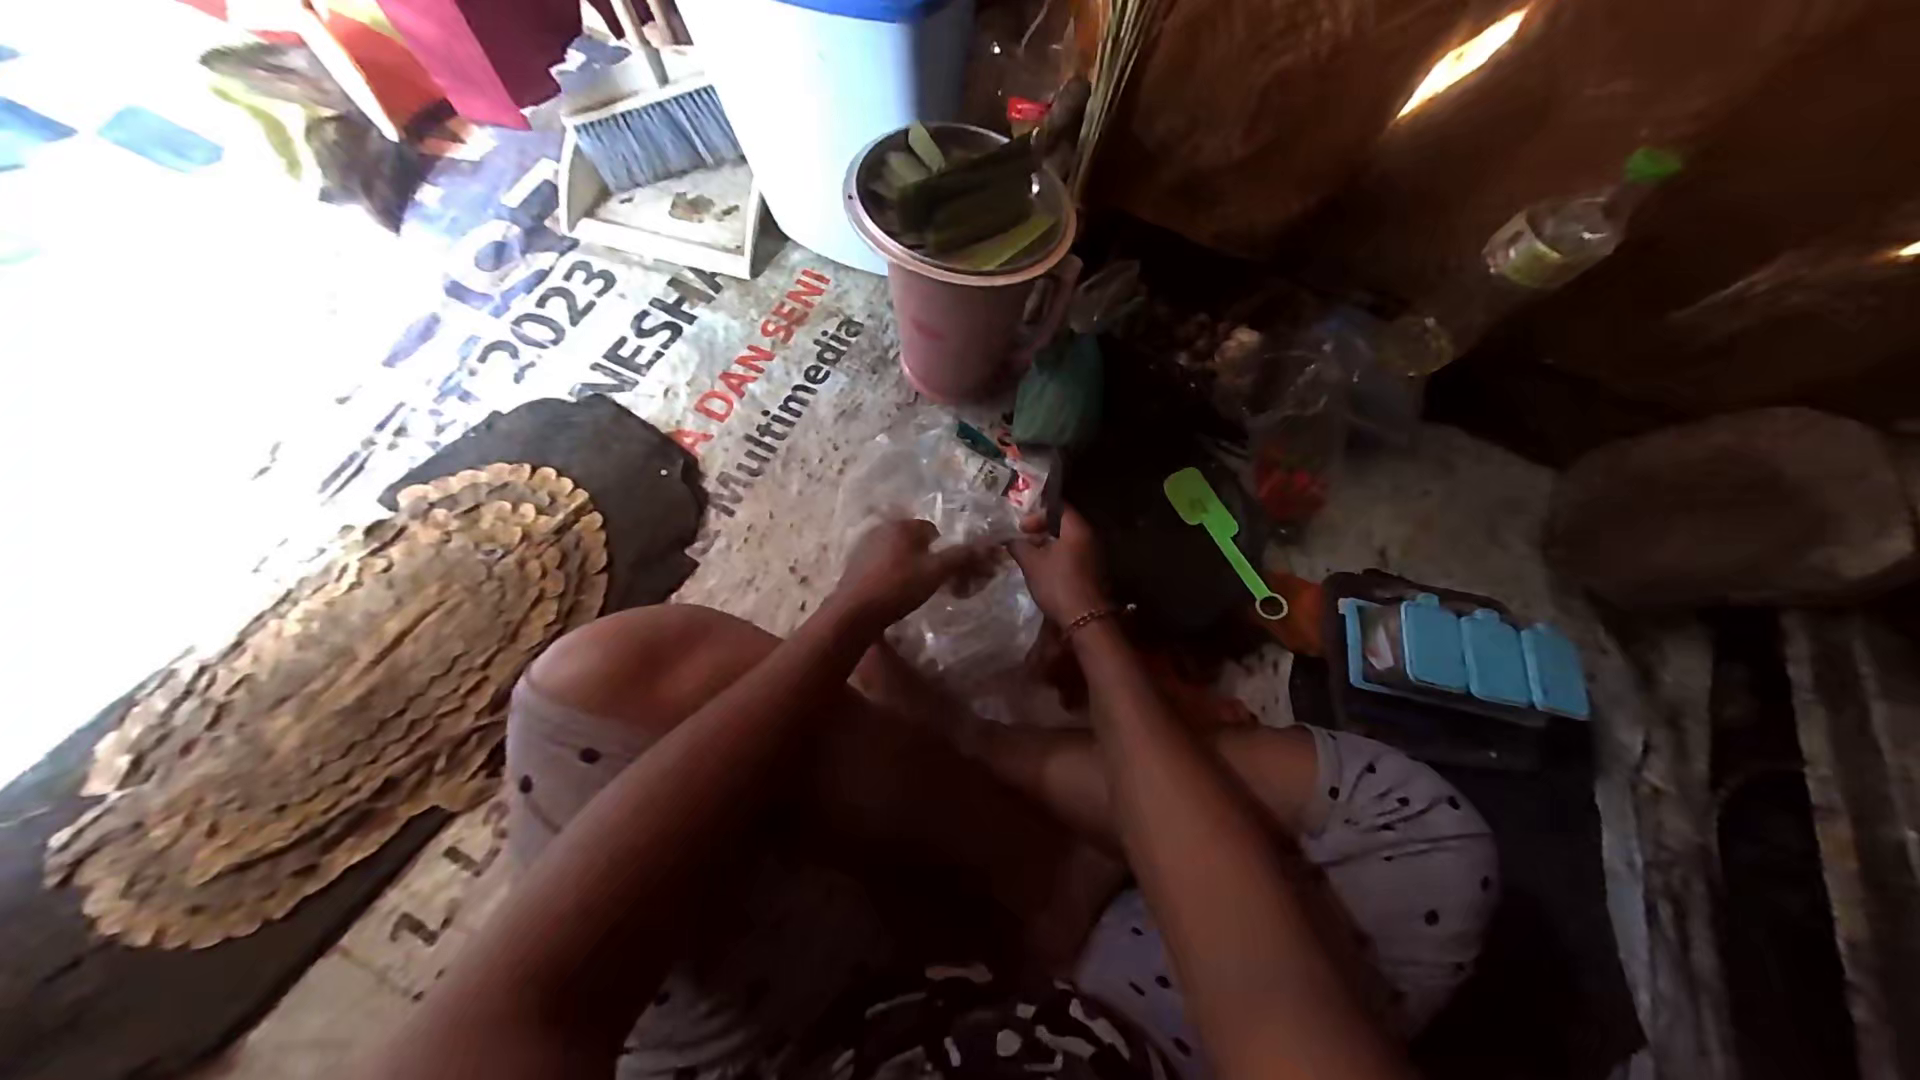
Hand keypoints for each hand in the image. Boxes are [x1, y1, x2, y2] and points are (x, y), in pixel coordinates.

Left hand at [829, 519, 990, 631]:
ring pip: (898, 552)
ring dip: (909, 567)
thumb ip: (962, 557)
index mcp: (902, 525)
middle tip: (934, 582)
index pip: (933, 530)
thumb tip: (987, 547)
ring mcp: (865, 546)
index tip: (947, 572)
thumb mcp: (936, 572)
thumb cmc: (898, 587)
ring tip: (914, 590)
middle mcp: (882, 529)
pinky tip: (893, 593)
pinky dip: (891, 575)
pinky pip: (882, 564)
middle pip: (915, 540)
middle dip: (927, 558)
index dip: (944, 551)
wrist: (854, 612)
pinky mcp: (854, 565)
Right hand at [1008, 506, 1110, 625]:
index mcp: (1078, 529)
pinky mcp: (1094, 571)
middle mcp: (1090, 537)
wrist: (1086, 619)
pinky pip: (1074, 555)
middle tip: (1023, 540)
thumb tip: (1010, 539)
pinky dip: (1058, 556)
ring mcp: (1095, 555)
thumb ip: (1019, 546)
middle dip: (1041, 530)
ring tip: (1030, 555)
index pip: (1060, 507)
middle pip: (1064, 524)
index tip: (1022, 527)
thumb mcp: (1032, 563)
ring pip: (1069, 541)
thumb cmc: (1058, 584)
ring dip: (1048, 545)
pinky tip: (1044, 569)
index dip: (1038, 513)